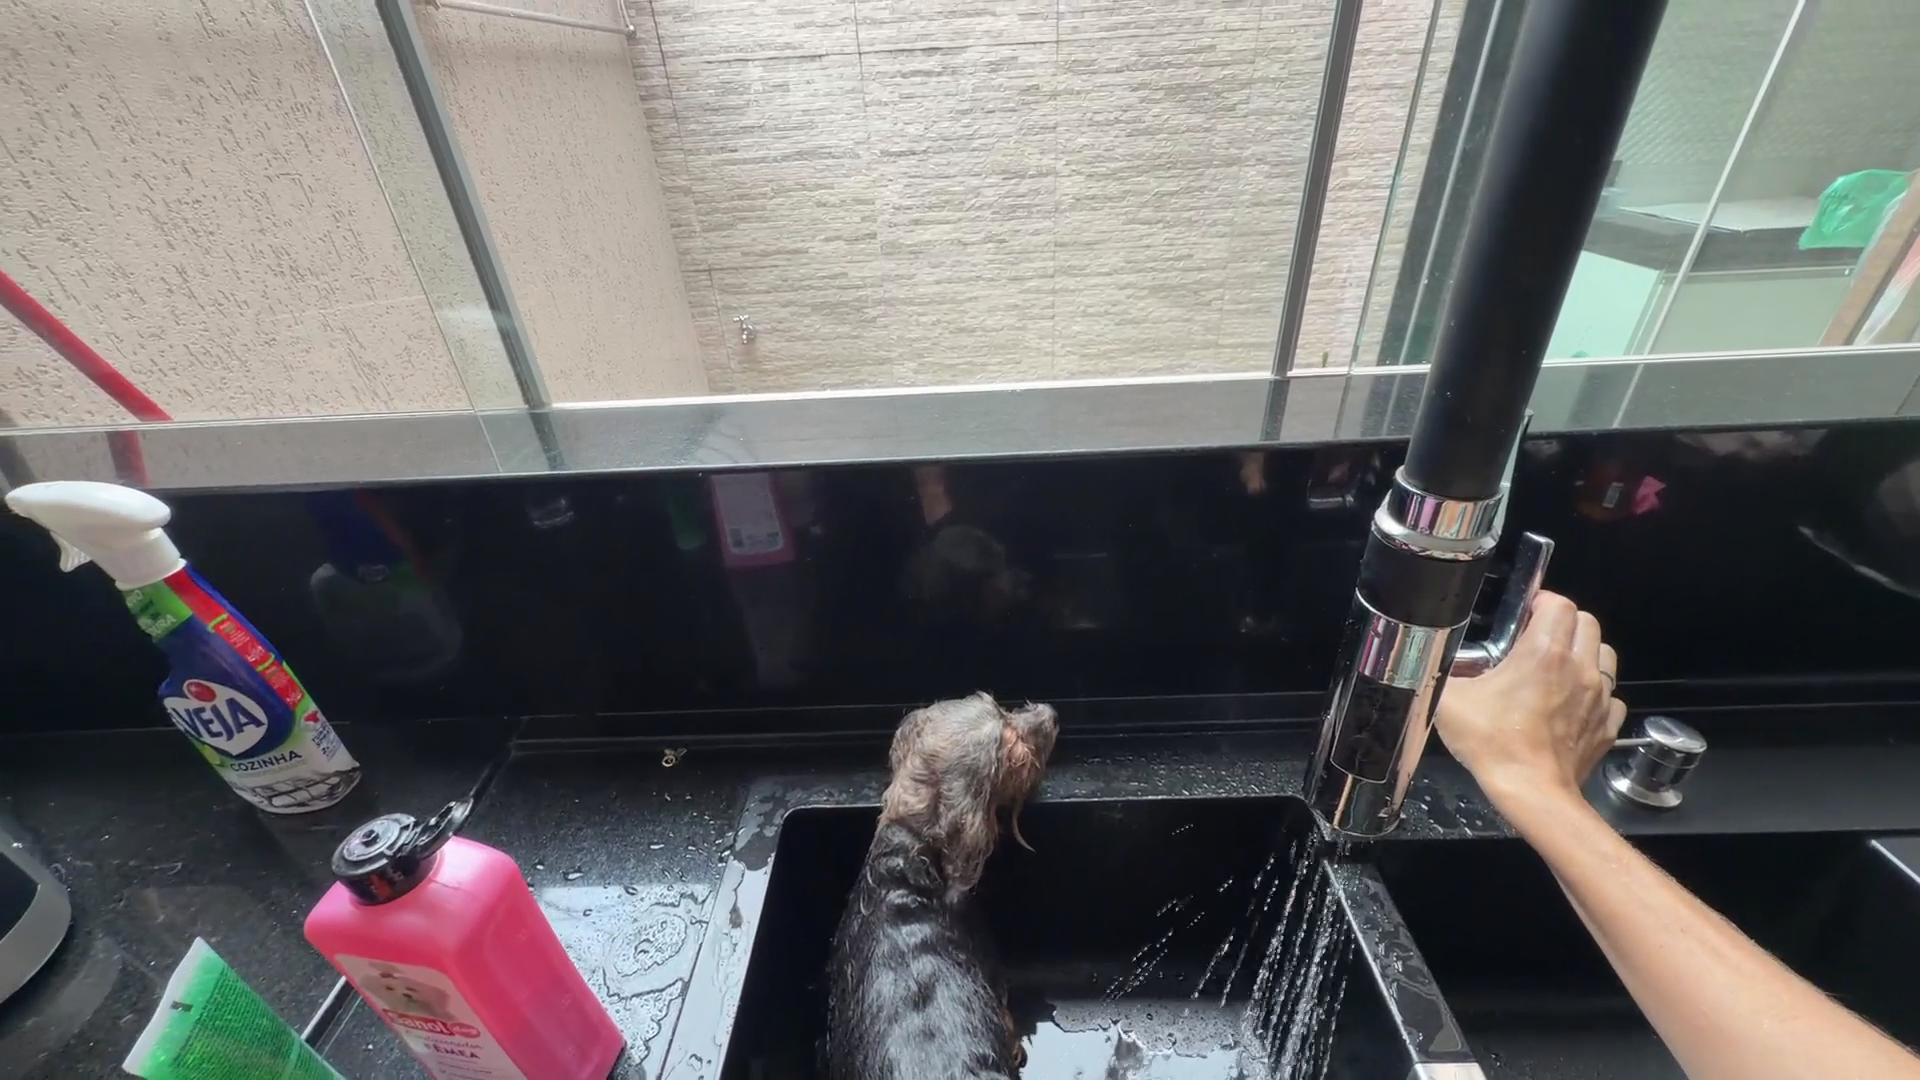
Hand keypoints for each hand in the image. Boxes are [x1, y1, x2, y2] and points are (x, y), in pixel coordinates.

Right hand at [1436, 591, 1626, 809]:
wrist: (1529, 789)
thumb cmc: (1491, 742)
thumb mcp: (1448, 696)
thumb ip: (1444, 669)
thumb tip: (1435, 660)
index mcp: (1543, 654)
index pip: (1559, 605)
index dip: (1541, 599)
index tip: (1524, 608)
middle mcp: (1579, 669)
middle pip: (1587, 623)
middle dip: (1562, 620)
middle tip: (1533, 632)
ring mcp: (1600, 697)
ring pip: (1604, 654)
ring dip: (1581, 650)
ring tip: (1552, 663)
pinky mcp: (1607, 724)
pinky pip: (1609, 693)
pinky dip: (1592, 688)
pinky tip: (1567, 699)